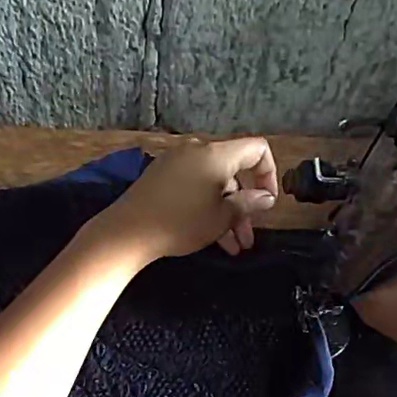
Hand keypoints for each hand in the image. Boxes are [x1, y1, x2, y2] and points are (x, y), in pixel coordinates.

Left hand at [92, 137, 279, 260]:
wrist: (127, 232)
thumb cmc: (179, 223)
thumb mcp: (220, 218)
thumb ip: (248, 204)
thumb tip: (266, 197)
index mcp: (216, 154)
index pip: (257, 150)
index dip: (269, 175)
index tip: (267, 203)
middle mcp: (196, 150)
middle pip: (232, 172)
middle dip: (244, 206)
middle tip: (247, 237)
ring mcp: (176, 162)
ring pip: (212, 184)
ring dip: (225, 213)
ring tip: (232, 247)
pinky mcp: (160, 176)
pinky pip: (193, 187)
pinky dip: (205, 206)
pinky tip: (209, 235)